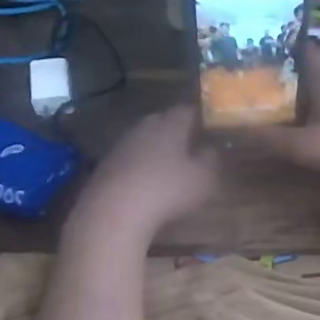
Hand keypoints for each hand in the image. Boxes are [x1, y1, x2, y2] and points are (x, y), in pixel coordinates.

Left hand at [71, 105, 217, 241]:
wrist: (114, 210)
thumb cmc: (167, 189)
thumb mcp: (203, 178)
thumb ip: (211, 159)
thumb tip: (212, 148)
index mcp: (170, 124)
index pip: (188, 110)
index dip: (201, 117)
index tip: (210, 127)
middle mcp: (145, 126)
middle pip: (164, 121)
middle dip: (178, 131)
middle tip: (192, 145)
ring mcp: (123, 143)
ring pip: (146, 138)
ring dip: (158, 148)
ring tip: (171, 165)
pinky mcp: (107, 163)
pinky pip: (131, 157)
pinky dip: (142, 164)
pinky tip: (147, 181)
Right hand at [254, 42, 319, 184]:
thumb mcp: (302, 146)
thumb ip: (269, 138)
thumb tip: (237, 130)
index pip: (299, 46)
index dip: (276, 44)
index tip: (252, 47)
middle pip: (304, 63)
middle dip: (278, 67)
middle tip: (249, 72)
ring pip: (314, 81)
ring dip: (292, 85)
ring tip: (263, 91)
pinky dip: (306, 99)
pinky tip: (292, 113)